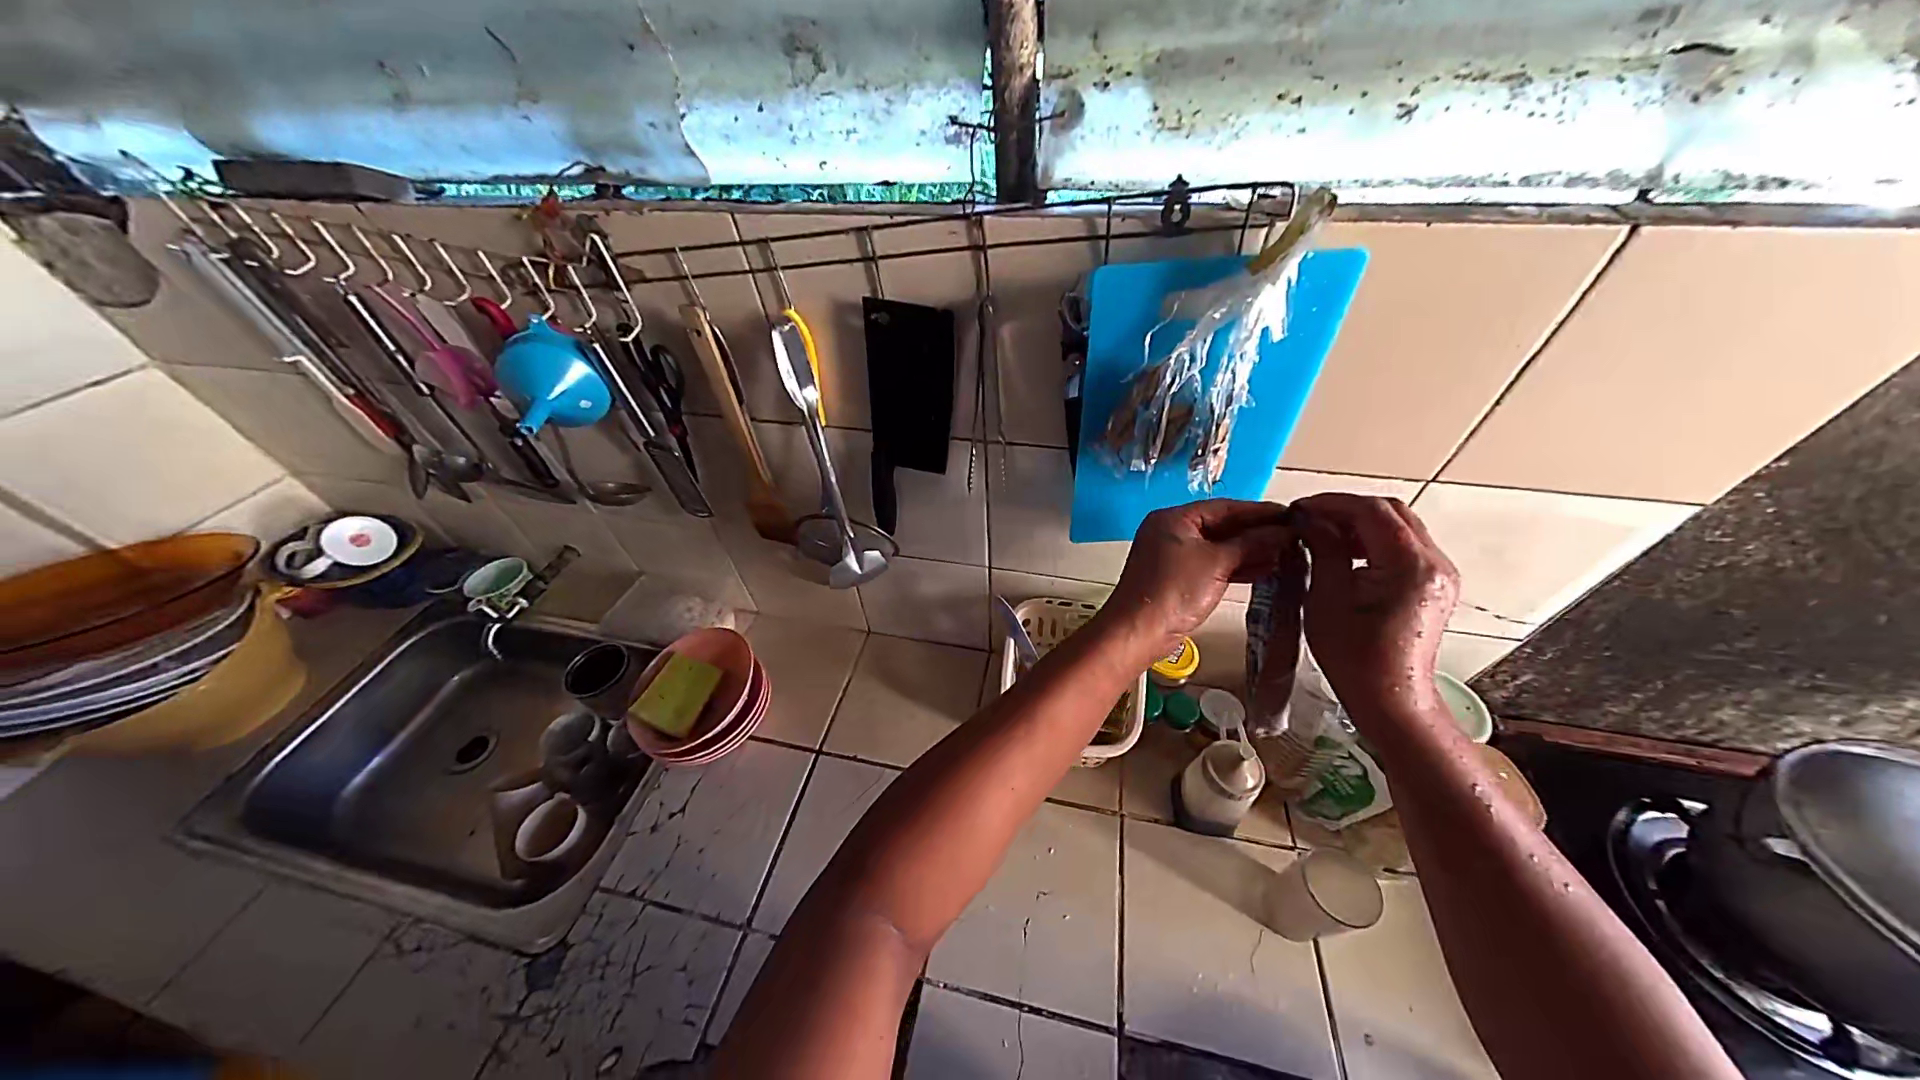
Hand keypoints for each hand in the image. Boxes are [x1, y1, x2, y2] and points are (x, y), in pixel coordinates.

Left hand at [1102, 499, 1294, 658]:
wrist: (1139, 632)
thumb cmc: (1171, 592)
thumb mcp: (1217, 562)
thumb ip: (1251, 543)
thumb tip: (1281, 533)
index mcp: (1174, 519)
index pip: (1225, 507)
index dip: (1260, 511)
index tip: (1290, 516)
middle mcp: (1171, 532)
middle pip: (1222, 525)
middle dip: (1258, 532)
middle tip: (1294, 535)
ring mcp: (1173, 556)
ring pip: (1219, 547)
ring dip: (1251, 550)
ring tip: (1286, 553)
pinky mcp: (1178, 579)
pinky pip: (1213, 565)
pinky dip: (1237, 566)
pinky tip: (1265, 569)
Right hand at [1293, 493, 1458, 719]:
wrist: (1389, 697)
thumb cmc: (1354, 655)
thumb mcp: (1326, 596)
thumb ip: (1323, 549)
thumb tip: (1310, 519)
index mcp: (1409, 564)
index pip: (1371, 511)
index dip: (1331, 503)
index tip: (1299, 509)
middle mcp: (1434, 563)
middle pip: (1390, 512)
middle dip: (1346, 510)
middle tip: (1309, 519)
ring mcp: (1440, 574)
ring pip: (1399, 527)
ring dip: (1360, 524)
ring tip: (1323, 536)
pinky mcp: (1435, 586)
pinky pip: (1405, 547)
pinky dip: (1374, 541)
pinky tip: (1346, 556)